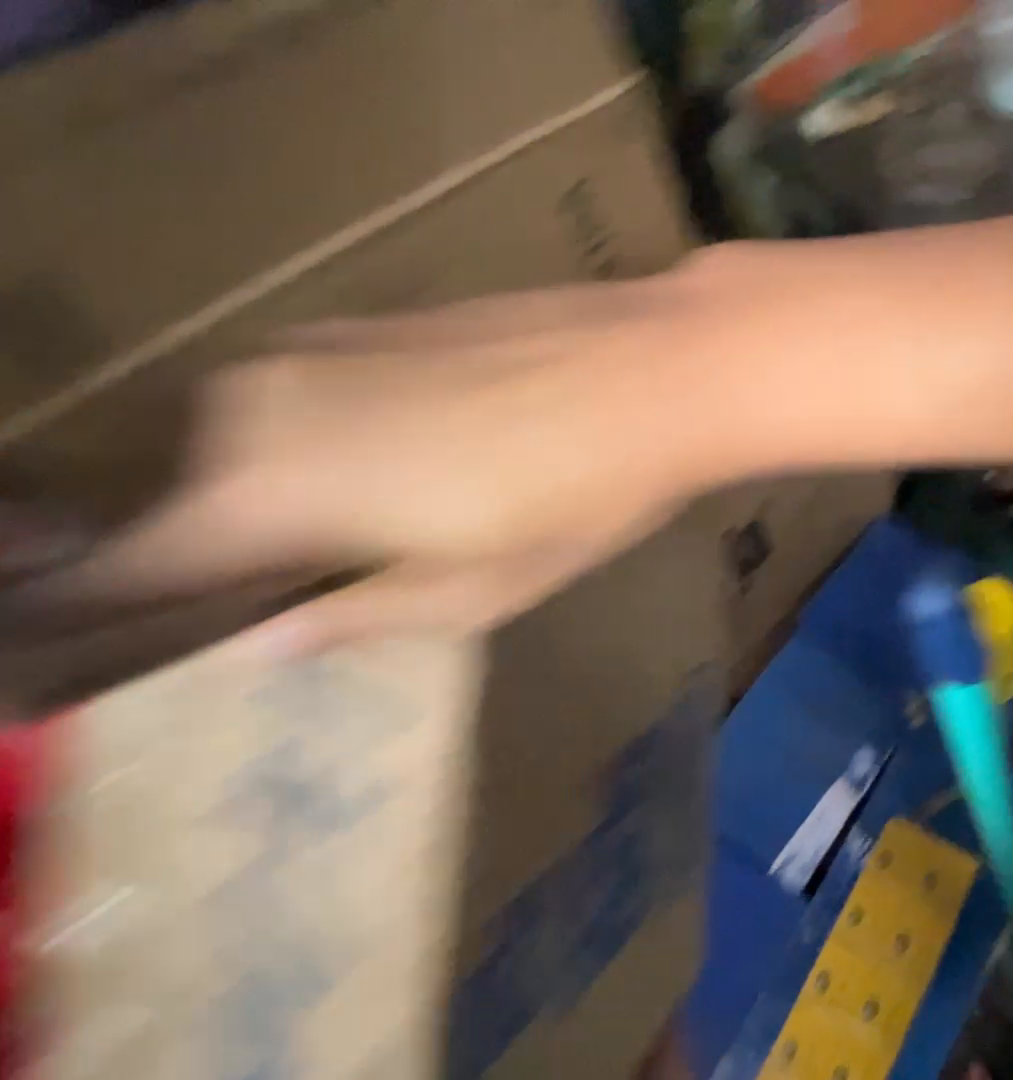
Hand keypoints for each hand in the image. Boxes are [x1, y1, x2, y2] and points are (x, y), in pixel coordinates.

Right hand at [29, 282, 721, 652]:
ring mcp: (311, 345)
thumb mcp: (477, 591)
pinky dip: (339, 429)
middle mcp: (255, 405)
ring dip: (299, 479)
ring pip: (257, 438)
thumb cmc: (579, 498)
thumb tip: (261, 642)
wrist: (654, 372)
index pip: (147, 560)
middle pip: (204, 494)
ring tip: (396, 511)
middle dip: (254, 537)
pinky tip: (423, 449)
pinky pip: (315, 394)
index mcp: (266, 490)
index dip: (173, 599)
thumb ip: (357, 616)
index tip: (210, 624)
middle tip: (341, 572)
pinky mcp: (367, 317)